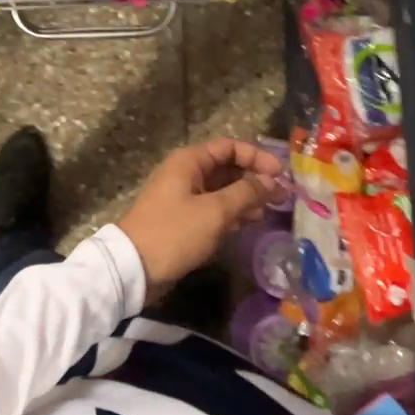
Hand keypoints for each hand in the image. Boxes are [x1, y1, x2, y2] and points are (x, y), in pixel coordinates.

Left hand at [117, 137, 284, 303]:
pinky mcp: (183, 219)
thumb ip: (245, 193)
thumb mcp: (214, 212)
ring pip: (221, 189)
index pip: (229, 147)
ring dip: (245, 197)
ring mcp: (183, 196)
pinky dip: (232, 212)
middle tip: (281, 195)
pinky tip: (249, 223)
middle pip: (227, 167)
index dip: (256, 156)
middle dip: (254, 178)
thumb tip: (271, 181)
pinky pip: (213, 208)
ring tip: (270, 211)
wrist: (134, 268)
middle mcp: (186, 172)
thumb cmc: (175, 232)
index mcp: (190, 161)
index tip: (280, 174)